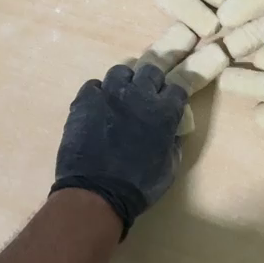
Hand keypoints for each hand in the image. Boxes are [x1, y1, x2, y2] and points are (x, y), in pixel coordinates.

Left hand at [50, 62, 186, 236]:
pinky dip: (99, 93)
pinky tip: (98, 106)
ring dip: (125, 81)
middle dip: (152, 80)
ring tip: (122, 95)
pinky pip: (94, 85)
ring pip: (121, 71)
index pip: (178, 87)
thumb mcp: (169, 167)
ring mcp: (109, 94)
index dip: (175, 94)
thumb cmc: (139, 185)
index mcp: (164, 111)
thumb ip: (173, 143)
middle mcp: (139, 94)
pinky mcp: (85, 100)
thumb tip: (172, 132)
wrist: (96, 192)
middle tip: (148, 93)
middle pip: (151, 70)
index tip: (172, 101)